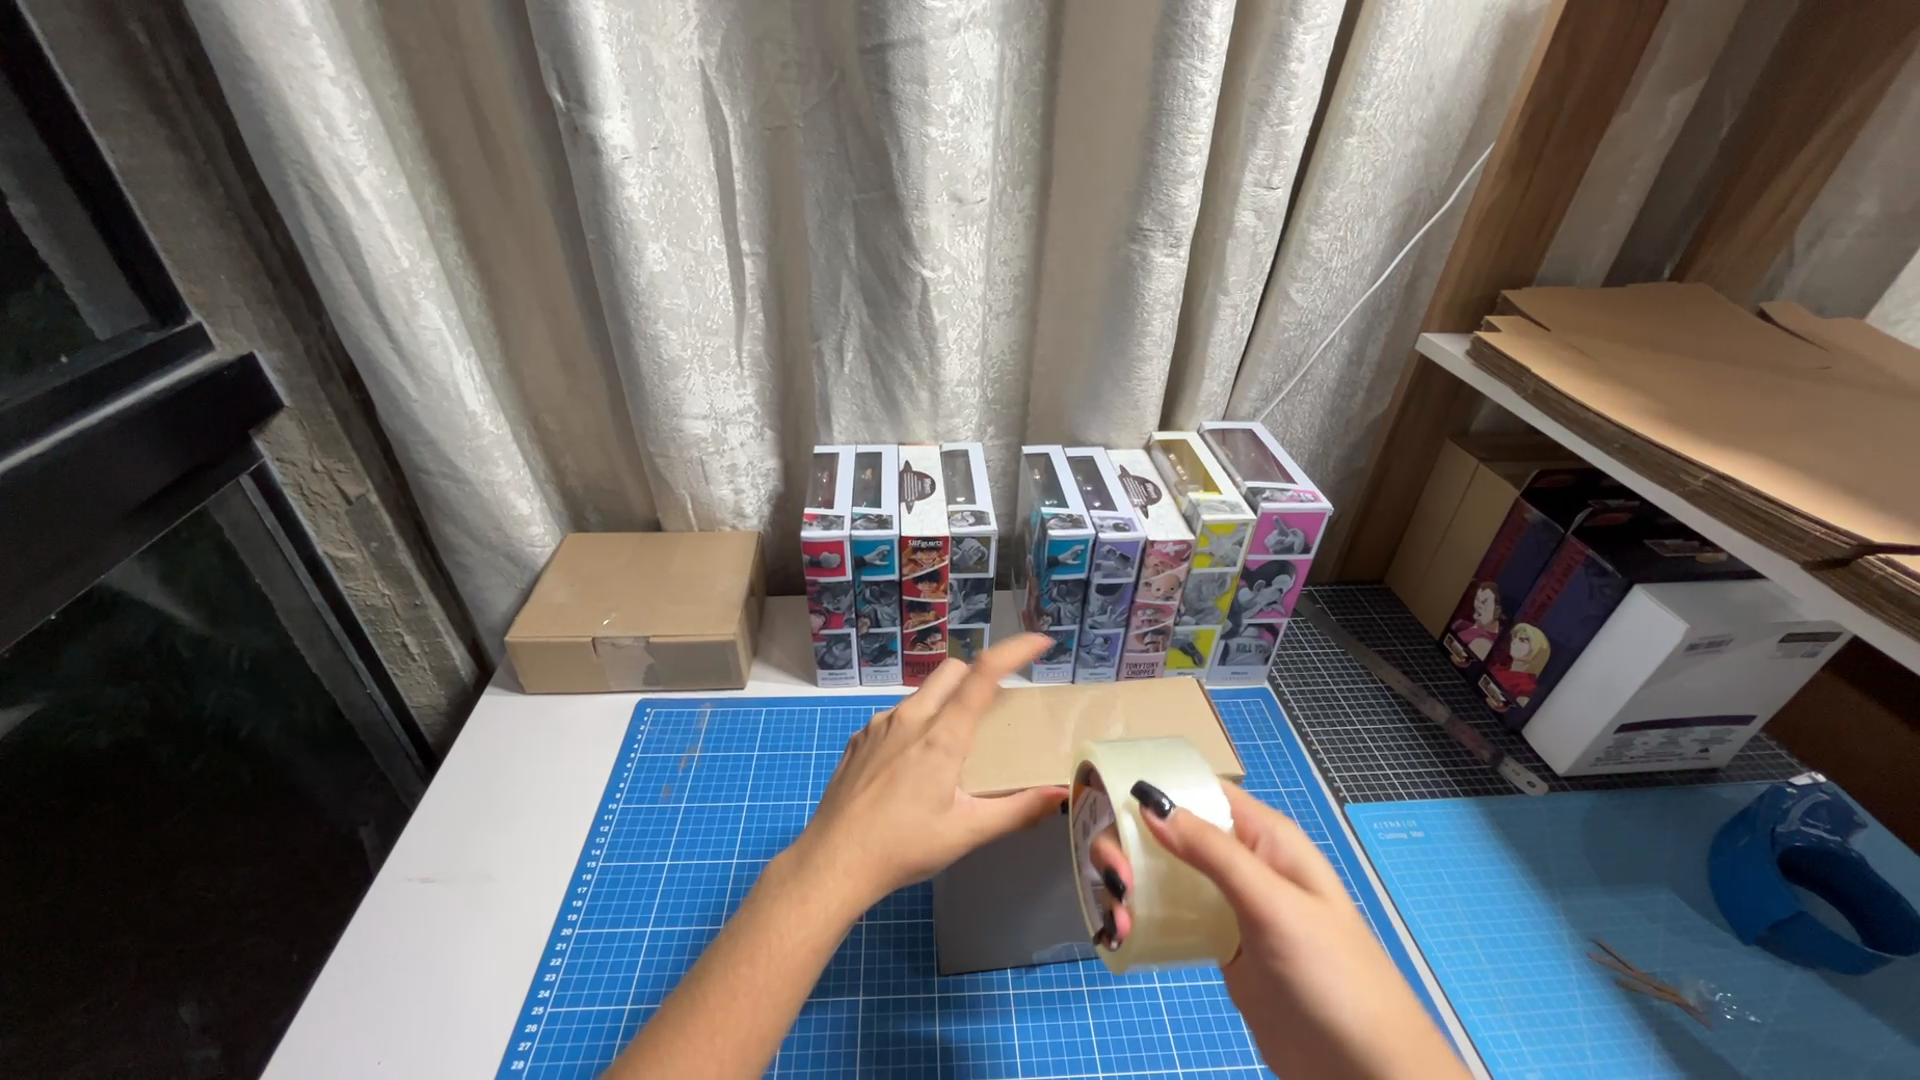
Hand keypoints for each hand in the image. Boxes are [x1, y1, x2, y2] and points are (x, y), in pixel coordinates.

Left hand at [783, 633, 1067, 913]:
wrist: (833, 861)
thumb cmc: (903, 847)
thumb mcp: (967, 832)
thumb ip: (1017, 810)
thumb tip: (1060, 794)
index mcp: (941, 736)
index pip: (983, 674)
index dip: (1014, 650)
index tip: (1039, 641)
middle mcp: (909, 718)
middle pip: (952, 671)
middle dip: (979, 674)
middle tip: (996, 706)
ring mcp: (879, 725)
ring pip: (922, 694)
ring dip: (946, 702)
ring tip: (955, 744)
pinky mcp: (860, 738)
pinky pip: (897, 716)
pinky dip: (917, 724)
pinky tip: (914, 765)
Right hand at [1139, 783, 1468, 1079]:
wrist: (1362, 1071)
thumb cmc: (1332, 976)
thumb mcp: (1274, 905)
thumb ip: (1214, 853)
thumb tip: (1151, 802)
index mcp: (1264, 838)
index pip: (1201, 792)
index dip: (1155, 790)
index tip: (1107, 803)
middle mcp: (1242, 862)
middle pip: (1170, 832)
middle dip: (1130, 846)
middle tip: (1113, 880)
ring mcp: (1226, 905)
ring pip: (1161, 874)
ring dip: (1128, 886)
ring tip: (1116, 920)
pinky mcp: (1216, 944)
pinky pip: (1167, 915)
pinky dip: (1138, 918)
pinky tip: (1122, 935)